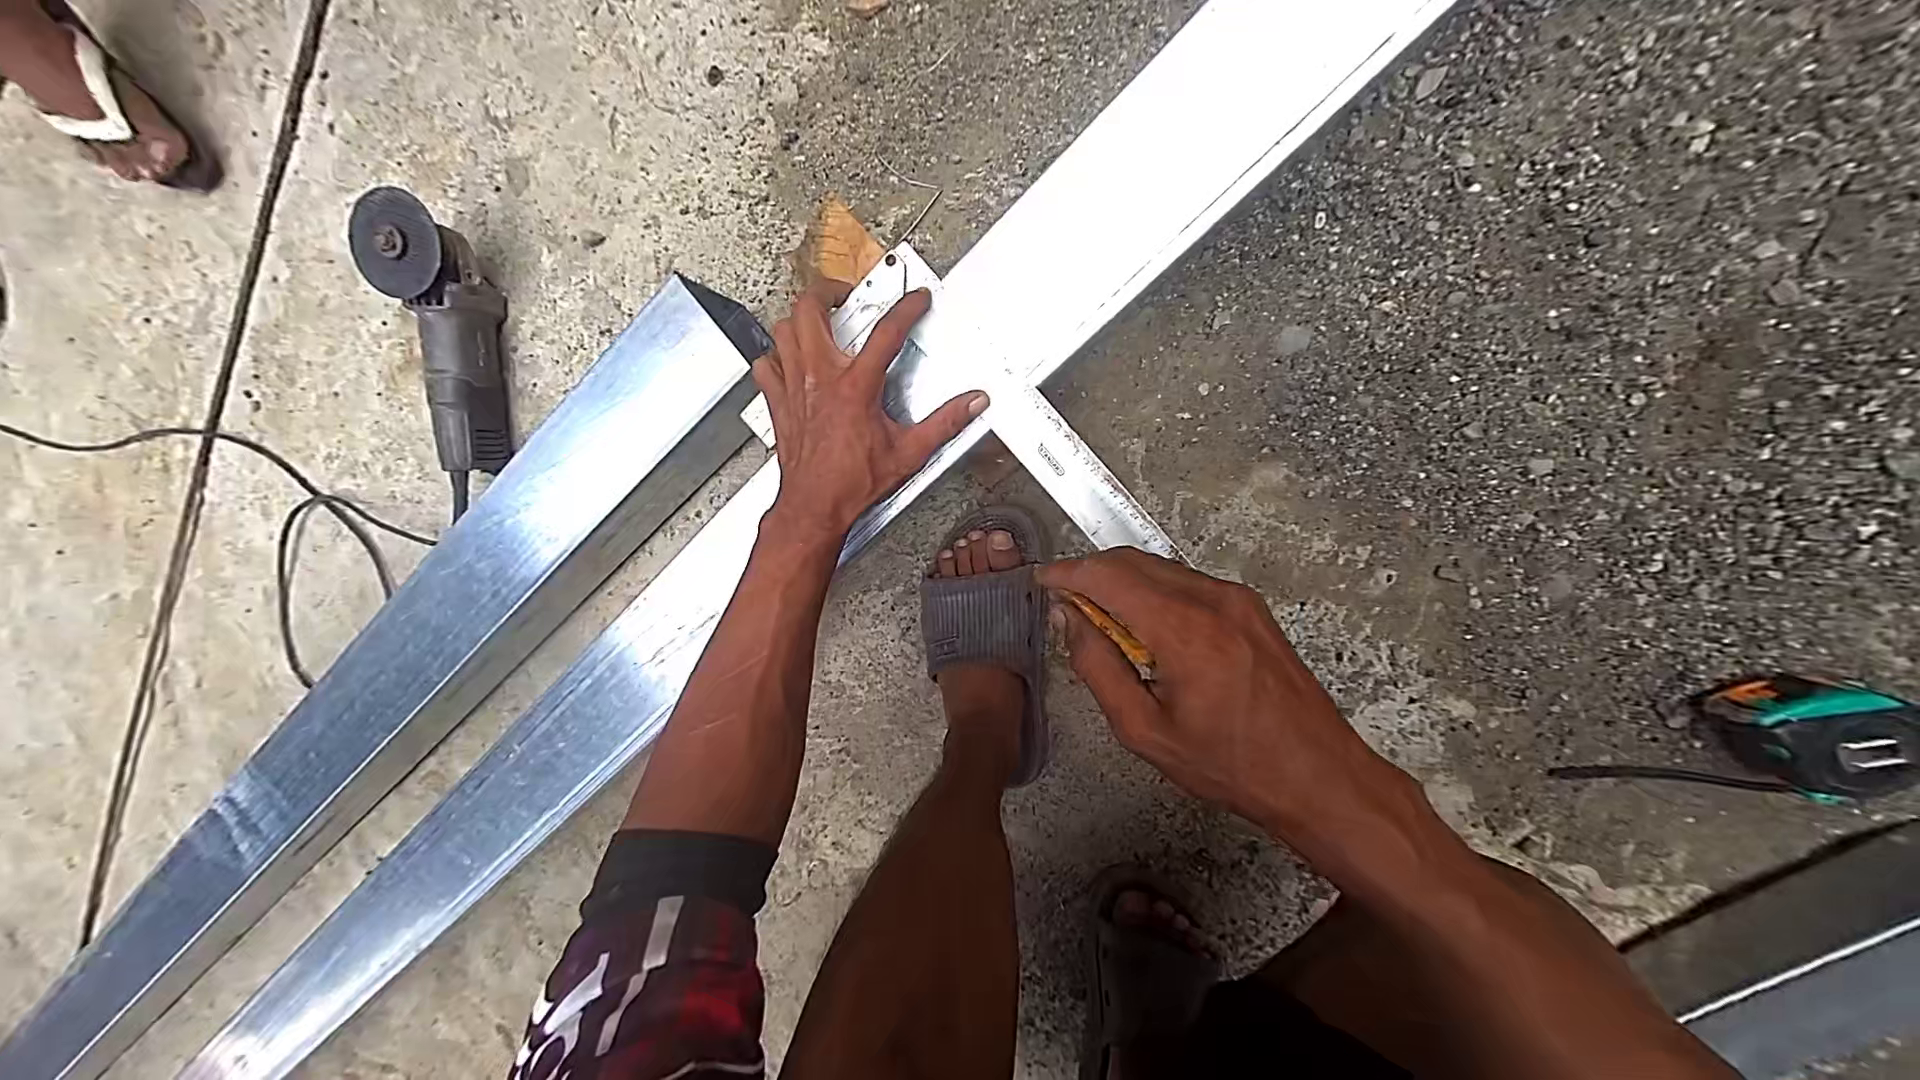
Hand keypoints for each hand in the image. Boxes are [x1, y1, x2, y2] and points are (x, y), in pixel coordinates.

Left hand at [755, 280, 987, 539]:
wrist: (815, 506)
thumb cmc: (851, 484)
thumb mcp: (909, 452)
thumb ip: (944, 423)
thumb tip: (971, 404)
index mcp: (855, 387)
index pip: (886, 333)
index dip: (905, 309)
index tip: (915, 300)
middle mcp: (819, 379)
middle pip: (810, 310)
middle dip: (828, 291)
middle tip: (845, 293)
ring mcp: (794, 388)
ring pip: (783, 330)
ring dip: (799, 319)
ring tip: (817, 318)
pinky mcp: (779, 403)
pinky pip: (766, 365)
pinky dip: (775, 355)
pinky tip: (786, 359)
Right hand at [1037, 549, 1422, 846]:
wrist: (1319, 776)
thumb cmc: (1231, 764)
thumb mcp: (1144, 731)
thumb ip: (1097, 667)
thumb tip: (1069, 620)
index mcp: (1184, 629)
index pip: (1108, 575)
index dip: (1067, 573)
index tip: (1042, 581)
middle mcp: (1213, 599)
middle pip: (1132, 560)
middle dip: (1090, 573)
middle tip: (1064, 603)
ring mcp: (1236, 598)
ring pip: (1158, 567)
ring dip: (1120, 582)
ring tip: (1100, 620)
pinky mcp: (1249, 606)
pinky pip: (1185, 582)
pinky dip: (1151, 591)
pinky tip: (1143, 626)